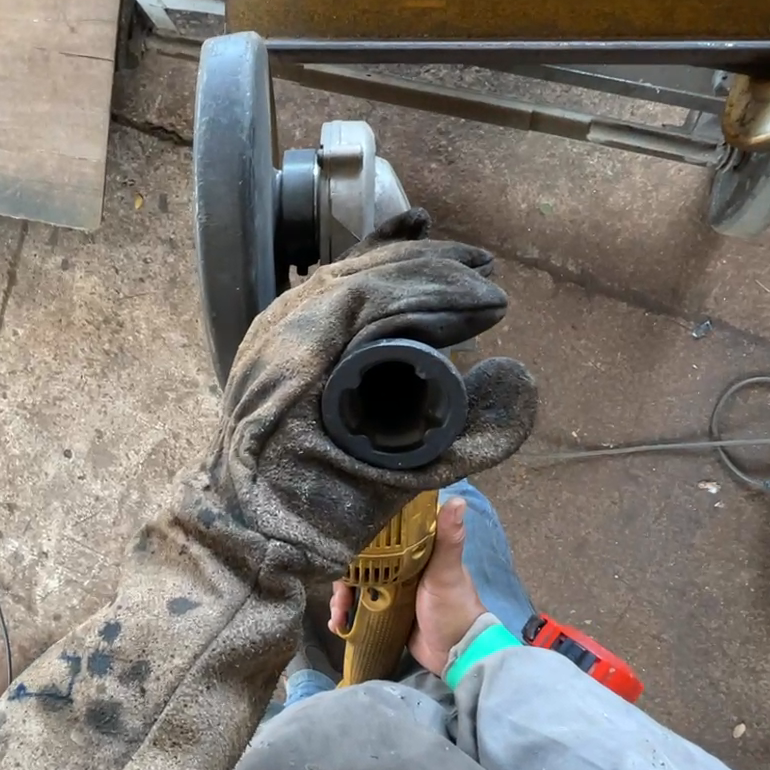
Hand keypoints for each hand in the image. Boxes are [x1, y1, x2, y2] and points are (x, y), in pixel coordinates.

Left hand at [214, 209, 537, 578]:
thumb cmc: (318, 515)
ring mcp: (271, 335)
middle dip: (431, 269)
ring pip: (342, 275)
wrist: (250, 532)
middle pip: (361, 278)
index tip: (494, 301)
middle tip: (488, 269)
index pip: (377, 302)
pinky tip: (402, 237)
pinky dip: (365, 262)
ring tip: (460, 255)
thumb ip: (469, 439)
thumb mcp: (400, 482)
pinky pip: (323, 286)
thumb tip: (518, 378)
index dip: (442, 294)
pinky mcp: (277, 340)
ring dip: (403, 261)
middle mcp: (278, 337)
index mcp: (299, 365)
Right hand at [328, 497, 488, 674]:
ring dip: (341, 600)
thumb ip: (448, 539)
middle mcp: (398, 570)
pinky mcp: (385, 614)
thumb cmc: (453, 606)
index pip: (376, 542)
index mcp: (412, 555)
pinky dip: (346, 617)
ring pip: (355, 589)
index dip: (356, 546)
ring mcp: (390, 593)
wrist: (457, 653)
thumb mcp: (446, 572)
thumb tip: (456, 500)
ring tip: (338, 616)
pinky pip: (358, 611)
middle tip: (339, 596)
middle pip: (360, 566)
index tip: (340, 551)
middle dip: (343, 580)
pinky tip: (339, 626)